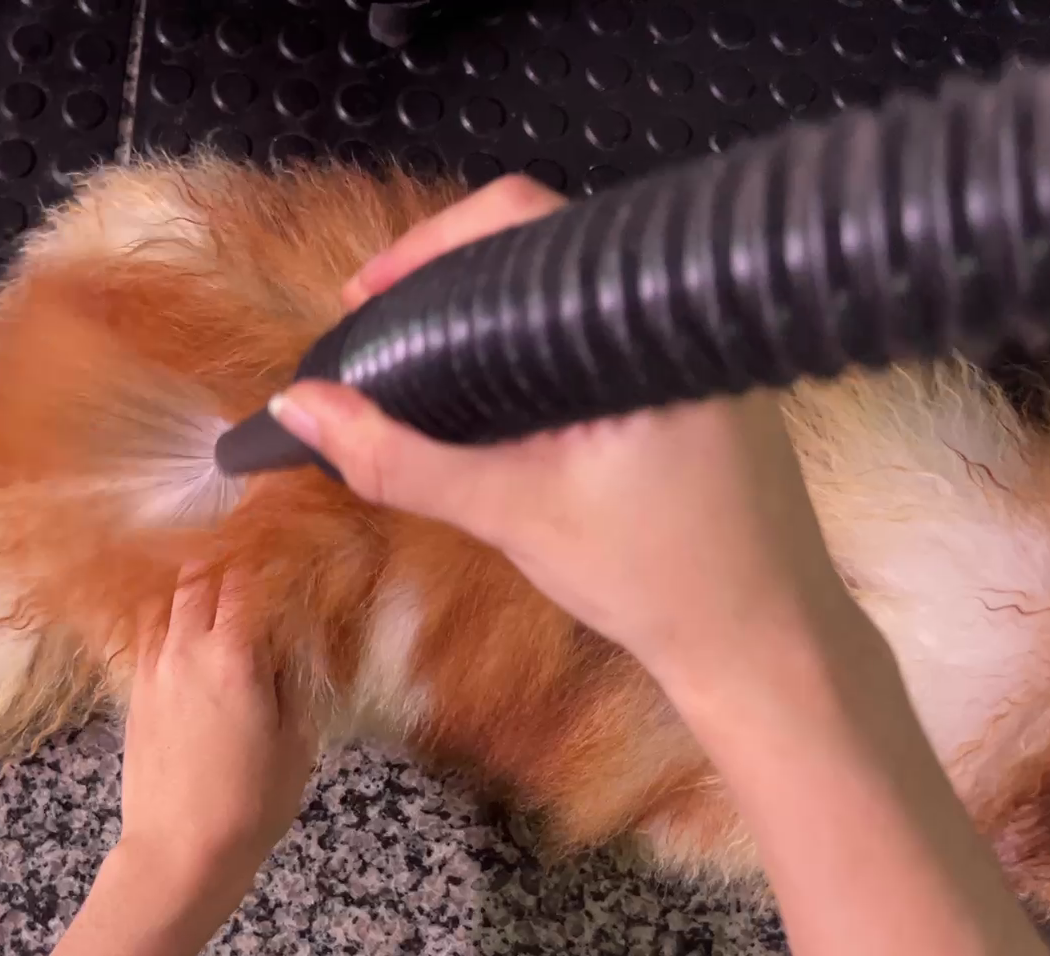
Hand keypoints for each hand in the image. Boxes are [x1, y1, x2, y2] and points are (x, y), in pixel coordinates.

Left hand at [116, 567, 317, 904]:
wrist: (179, 848)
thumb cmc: (251, 801)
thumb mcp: (296, 740)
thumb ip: (292, 677)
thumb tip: (289, 636)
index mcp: (234, 656)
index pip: (244, 584)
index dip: (260, 560)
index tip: (275, 551)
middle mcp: (186, 649)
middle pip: (197, 579)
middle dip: (222, 562)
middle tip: (243, 561)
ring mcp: (153, 666)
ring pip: (166, 601)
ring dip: (189, 586)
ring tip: (211, 585)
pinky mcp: (135, 688)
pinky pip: (146, 633)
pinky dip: (164, 616)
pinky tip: (179, 625)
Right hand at [269, 176, 859, 695]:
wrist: (756, 642)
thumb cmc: (648, 572)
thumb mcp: (505, 513)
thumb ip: (396, 461)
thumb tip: (293, 406)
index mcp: (642, 311)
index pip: (524, 219)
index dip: (425, 246)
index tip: (356, 299)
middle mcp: (665, 307)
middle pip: (529, 248)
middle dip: (433, 283)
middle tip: (367, 333)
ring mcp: (672, 343)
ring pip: (545, 295)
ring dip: (464, 318)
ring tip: (401, 357)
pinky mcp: (666, 379)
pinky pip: (567, 334)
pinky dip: (504, 350)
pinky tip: (468, 389)